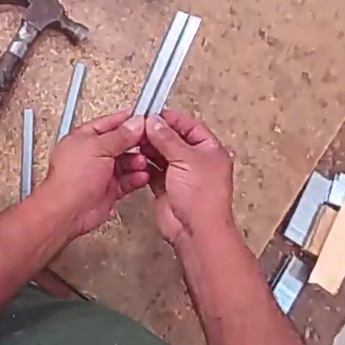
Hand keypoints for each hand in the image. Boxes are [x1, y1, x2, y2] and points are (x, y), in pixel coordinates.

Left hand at [32, 112, 151, 238]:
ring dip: (137, 162)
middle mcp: (91, 155)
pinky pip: (126, 181)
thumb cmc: (71, 179)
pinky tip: (143, 176)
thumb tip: (135, 123)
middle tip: (150, 141)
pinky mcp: (107, 190)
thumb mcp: (98, 148)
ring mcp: (100, 173)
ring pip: (125, 163)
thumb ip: (119, 136)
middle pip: (119, 144)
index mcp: (83, 139)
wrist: (68, 210)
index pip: (108, 124)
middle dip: (135, 143)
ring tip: (143, 162)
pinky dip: (136, 178)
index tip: (143, 119)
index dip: (126, 121)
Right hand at [143, 111, 237, 248]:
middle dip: (156, 134)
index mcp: (209, 150)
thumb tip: (155, 122)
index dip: (171, 120)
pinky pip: (153, 171)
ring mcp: (181, 175)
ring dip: (148, 149)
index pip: (189, 127)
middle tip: (139, 128)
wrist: (195, 229)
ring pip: (161, 155)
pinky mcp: (167, 188)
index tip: (153, 115)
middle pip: (173, 140)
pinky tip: (136, 159)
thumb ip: (168, 139)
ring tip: (135, 142)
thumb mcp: (186, 158)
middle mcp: (196, 162)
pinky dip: (144, 165)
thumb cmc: (203, 198)